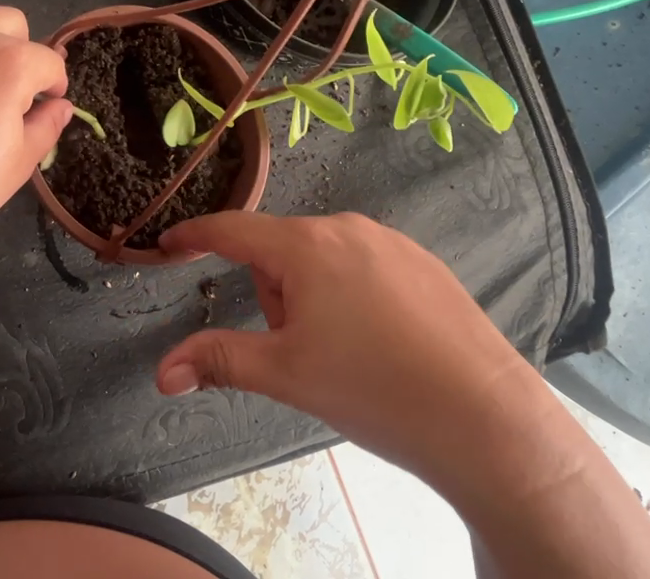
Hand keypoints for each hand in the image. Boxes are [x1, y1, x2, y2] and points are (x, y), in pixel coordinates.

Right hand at [153, 211, 548, 484]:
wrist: (487, 421)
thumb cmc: (372, 389)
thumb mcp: (285, 374)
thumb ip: (217, 360)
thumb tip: (162, 375)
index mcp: (306, 246)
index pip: (232, 229)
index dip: (195, 235)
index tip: (167, 242)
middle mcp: (347, 228)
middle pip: (281, 252)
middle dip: (273, 294)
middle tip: (296, 348)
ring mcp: (392, 242)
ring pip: (322, 260)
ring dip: (311, 296)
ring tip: (344, 352)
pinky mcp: (425, 264)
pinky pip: (363, 267)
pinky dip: (351, 297)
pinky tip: (380, 343)